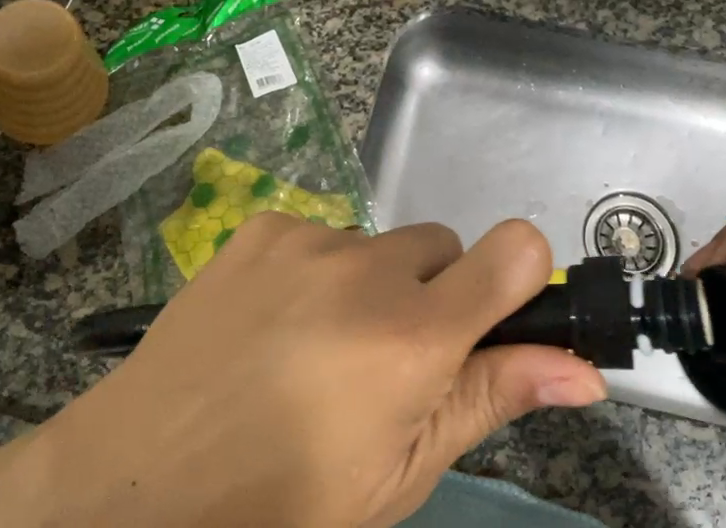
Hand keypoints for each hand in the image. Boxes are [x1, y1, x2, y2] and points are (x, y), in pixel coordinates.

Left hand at [0, 214, 605, 527]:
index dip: (520, 276)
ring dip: (369, 285)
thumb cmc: (286, 498)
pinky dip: (314, 270)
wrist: (143, 478)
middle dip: (434, 294)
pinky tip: (274, 323)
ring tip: (316, 348)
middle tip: (388, 359)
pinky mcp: (261, 228)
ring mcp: (308, 239)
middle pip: (442, 247)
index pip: (513, 251)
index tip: (498, 317)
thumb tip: (583, 373)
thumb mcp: (399, 471)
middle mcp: (367, 268)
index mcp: (414, 336)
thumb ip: (491, 399)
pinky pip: (318, 234)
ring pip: (377, 245)